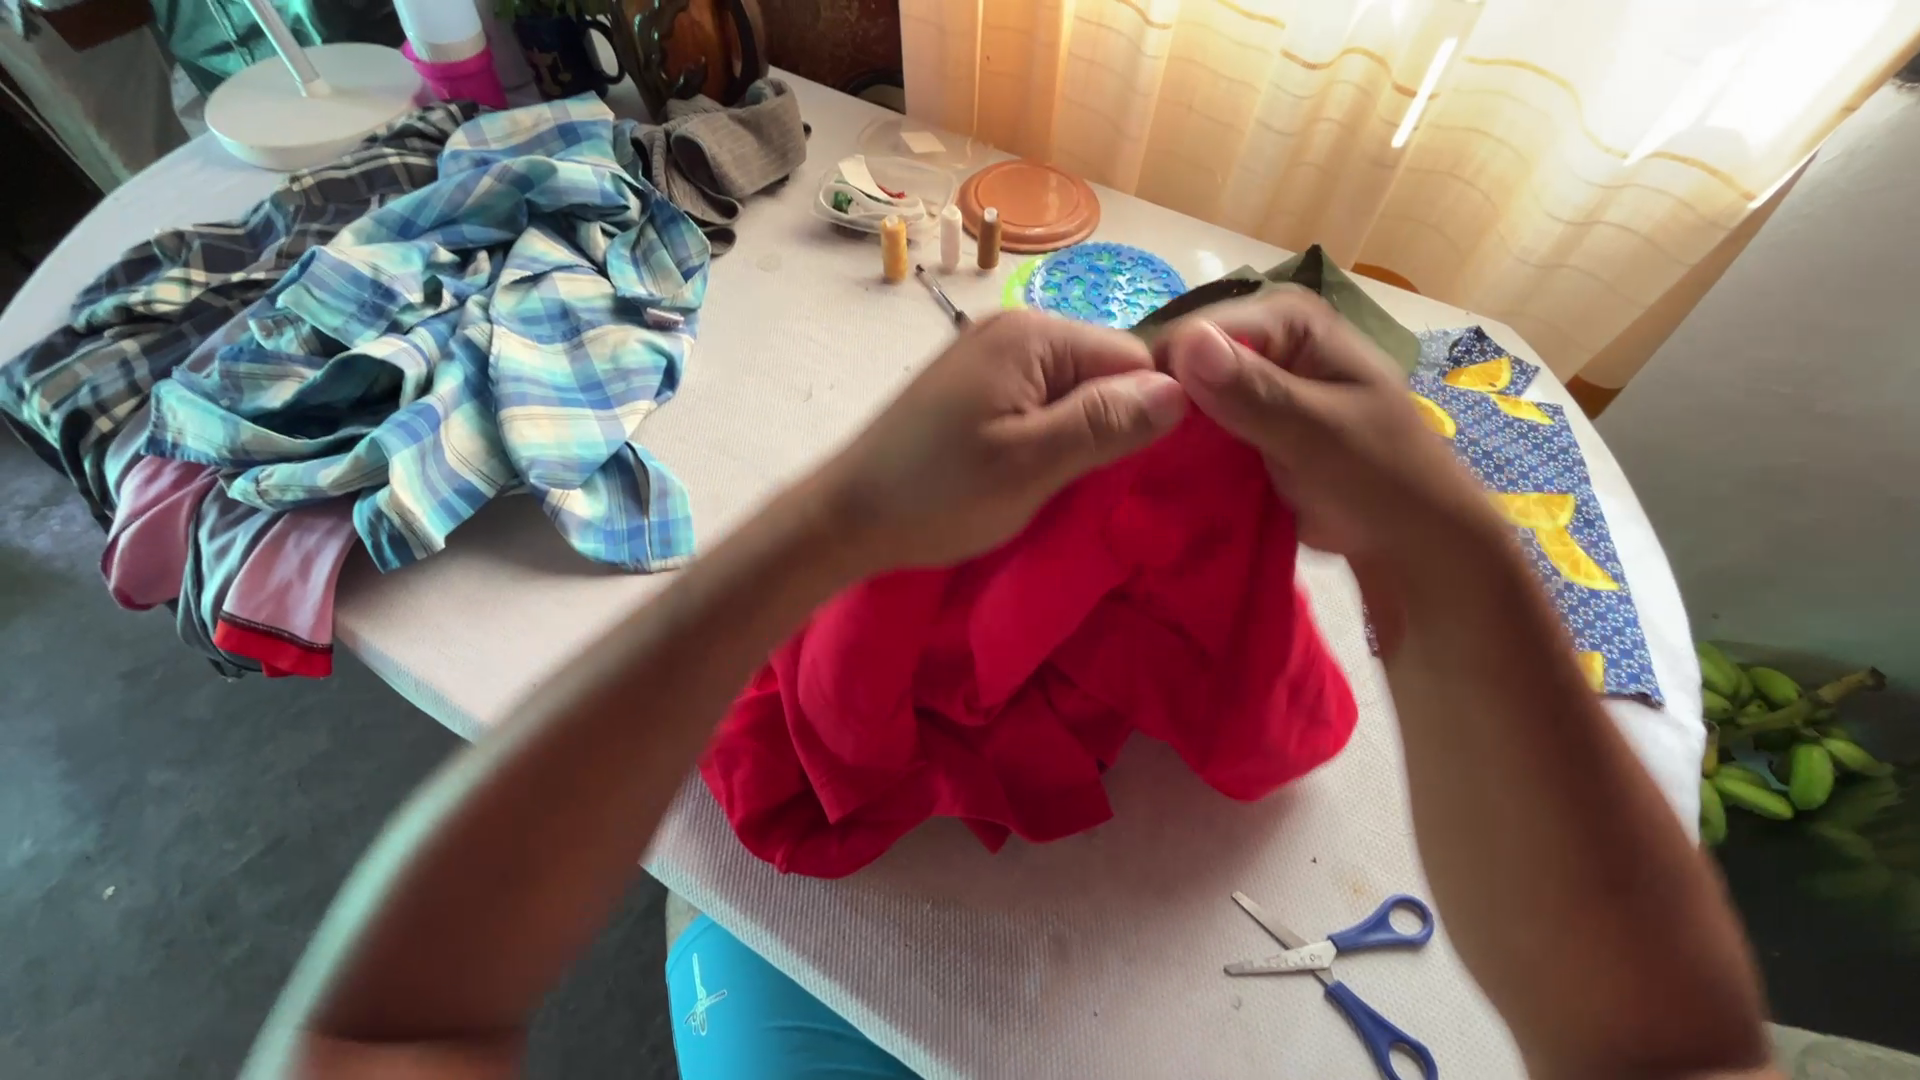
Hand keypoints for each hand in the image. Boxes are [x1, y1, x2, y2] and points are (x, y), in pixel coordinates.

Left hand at [817, 309, 1186, 569]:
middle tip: (1077, 479)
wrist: (848, 516)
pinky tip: (1024, 470)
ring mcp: (988, 354)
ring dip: (1072, 435)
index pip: (1131, 357)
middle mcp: (1013, 327)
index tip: (1118, 467)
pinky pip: (1036, 401)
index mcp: (1032, 334)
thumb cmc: (938, 494)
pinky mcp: (972, 385)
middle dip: (1103, 425)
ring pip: (1070, 390)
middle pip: (1101, 369)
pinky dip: (1043, 436)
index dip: (1139, 412)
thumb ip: (1105, 423)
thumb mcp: (1030, 465)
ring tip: (1048, 480)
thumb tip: (1182, 390)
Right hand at [1157, 289, 1496, 561]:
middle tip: (1135, 457)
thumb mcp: (1318, 433)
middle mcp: (1264, 339)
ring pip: (1180, 399)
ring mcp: (1251, 382)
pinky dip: (1178, 452)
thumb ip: (1254, 391)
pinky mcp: (1242, 423)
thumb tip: (1186, 343)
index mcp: (1289, 319)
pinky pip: (1193, 429)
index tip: (1140, 432)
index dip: (1160, 378)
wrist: (1408, 541)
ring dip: (1163, 434)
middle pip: (1180, 364)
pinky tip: (1161, 476)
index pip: (1190, 333)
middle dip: (1158, 407)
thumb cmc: (1380, 480)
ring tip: (1140, 470)